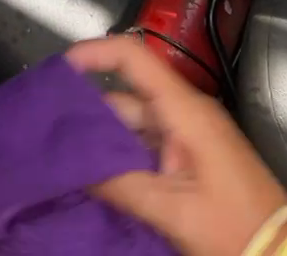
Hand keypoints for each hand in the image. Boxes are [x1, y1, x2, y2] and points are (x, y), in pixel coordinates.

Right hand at [69, 36, 286, 255]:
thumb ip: (118, 184)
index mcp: (185, 110)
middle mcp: (184, 113)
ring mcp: (188, 137)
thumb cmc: (238, 233)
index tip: (59, 70)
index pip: (133, 58)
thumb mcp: (174, 211)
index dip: (94, 53)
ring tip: (61, 156)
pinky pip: (143, 145)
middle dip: (86, 110)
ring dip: (100, 139)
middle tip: (48, 129)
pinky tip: (92, 175)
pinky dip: (118, 156)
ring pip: (131, 123)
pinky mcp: (189, 159)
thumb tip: (67, 166)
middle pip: (125, 95)